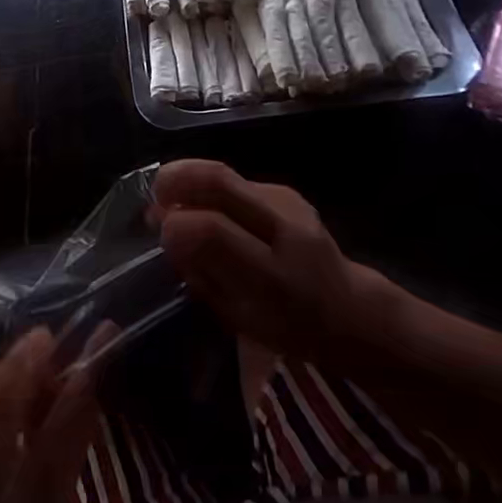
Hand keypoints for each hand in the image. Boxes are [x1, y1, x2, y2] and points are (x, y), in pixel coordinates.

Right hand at [154, 159, 395, 365]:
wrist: (348, 307)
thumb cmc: (289, 326)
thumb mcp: (239, 317)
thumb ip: (203, 274)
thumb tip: (167, 231)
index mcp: (272, 275)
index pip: (215, 232)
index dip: (178, 225)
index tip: (158, 230)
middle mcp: (284, 227)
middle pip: (222, 181)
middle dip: (178, 178)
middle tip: (154, 193)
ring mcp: (288, 201)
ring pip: (228, 176)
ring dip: (193, 181)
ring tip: (171, 200)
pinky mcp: (287, 190)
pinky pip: (238, 183)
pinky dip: (212, 191)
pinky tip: (205, 208)